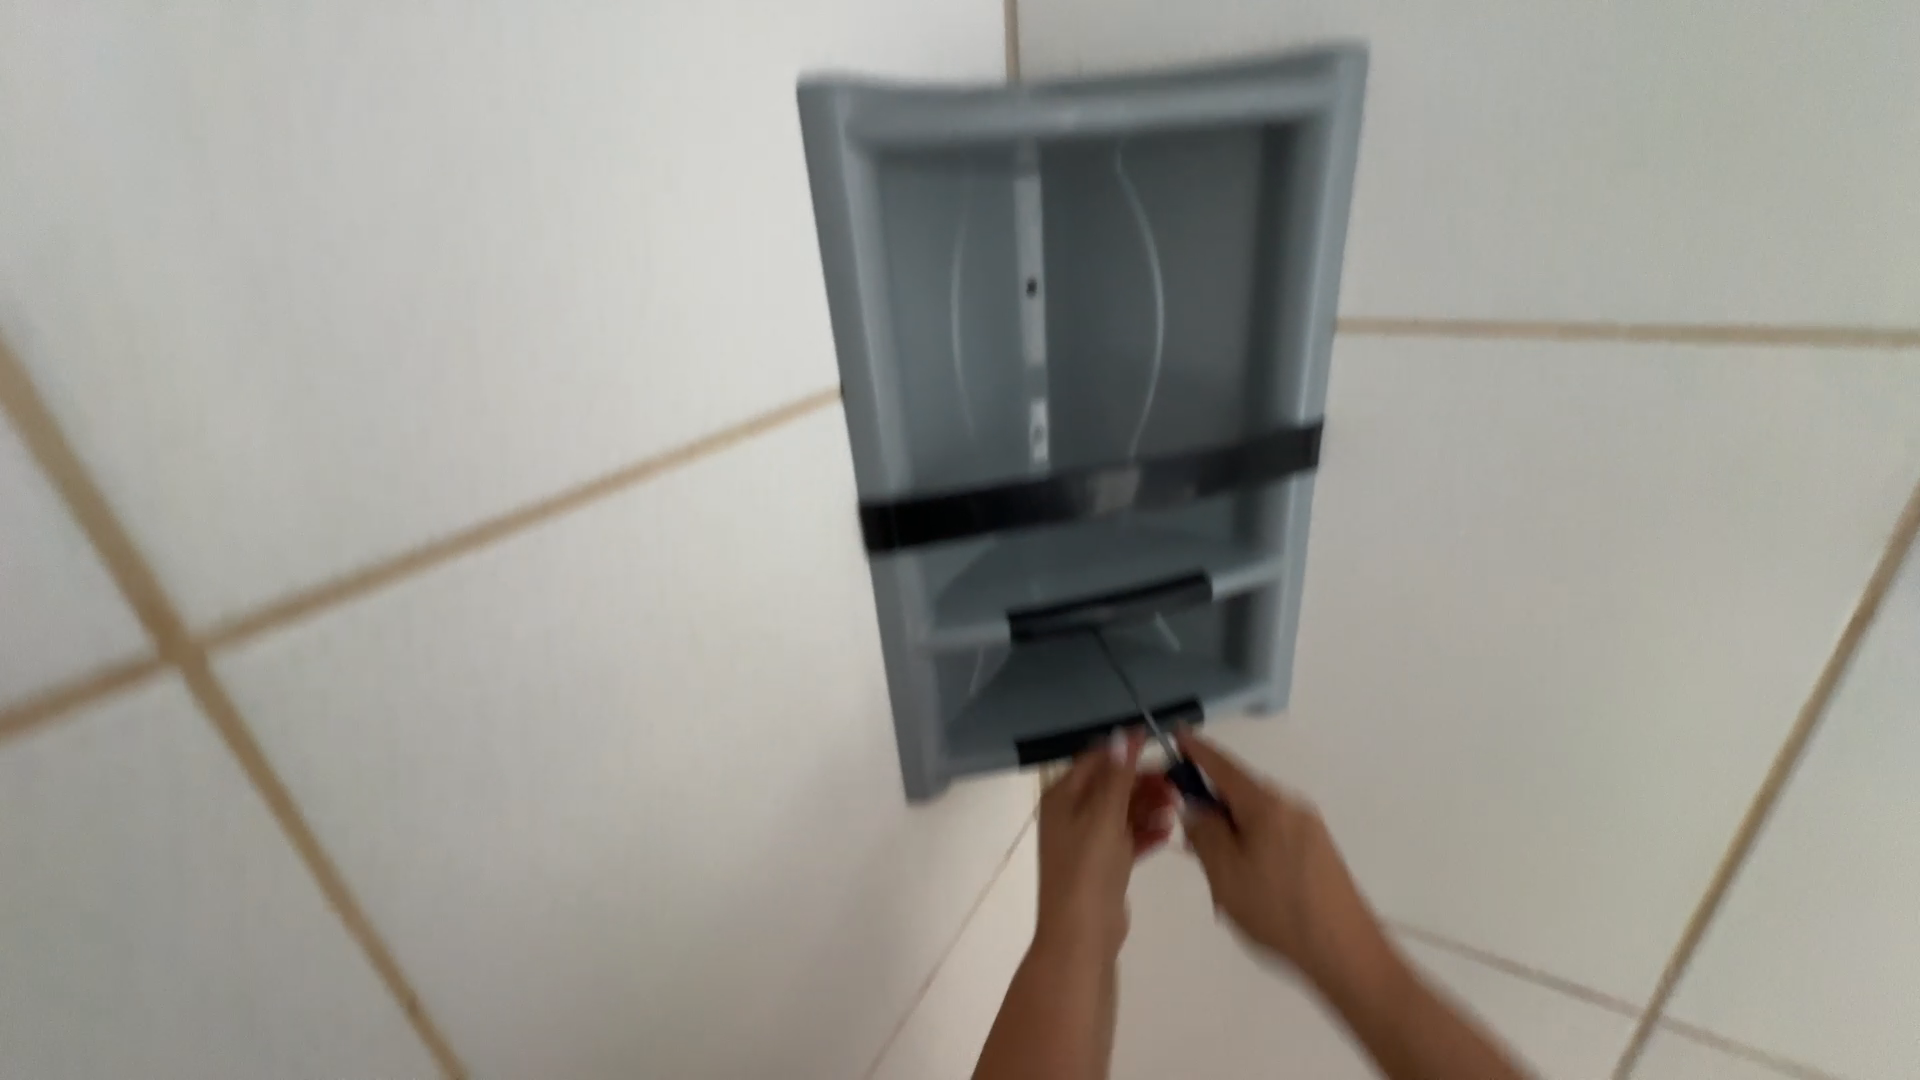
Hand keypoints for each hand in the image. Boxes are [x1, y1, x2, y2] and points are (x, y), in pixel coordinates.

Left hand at [1033, 733, 1176, 959]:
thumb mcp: (1104, 816)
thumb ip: (1117, 776)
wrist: (1081, 935)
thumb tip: (1123, 735)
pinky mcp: (1102, 864)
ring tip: (1176, 807)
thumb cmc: (1088, 868)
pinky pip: (1126, 838)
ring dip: (1147, 807)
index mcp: (1062, 796)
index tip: (1156, 745)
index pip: (1094, 760)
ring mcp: (1086, 840)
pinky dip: (1145, 833)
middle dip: (1142, 782)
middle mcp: (1070, 814)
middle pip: (1110, 786)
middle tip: (1175, 784)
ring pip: (1120, 812)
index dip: (1124, 751)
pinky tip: (1168, 833)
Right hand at [1175, 730, 1393, 993]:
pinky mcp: (1319, 851)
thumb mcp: (1224, 873)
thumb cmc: (1278, 911)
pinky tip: (1249, 887)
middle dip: (1211, 809)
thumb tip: (1195, 807)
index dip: (1195, 749)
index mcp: (1264, 803)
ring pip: (1254, 817)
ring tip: (1223, 881)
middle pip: (1237, 792)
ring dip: (1230, 835)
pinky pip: (1272, 835)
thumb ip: (1202, 831)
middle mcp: (1289, 805)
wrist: (1350, 958)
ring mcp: (1308, 828)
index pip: (1221, 764)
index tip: (1174, 734)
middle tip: (1194, 846)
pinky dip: (1251, 848)